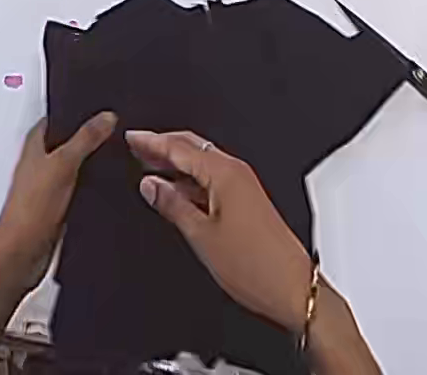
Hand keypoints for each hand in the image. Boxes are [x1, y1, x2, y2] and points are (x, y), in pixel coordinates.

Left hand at [0, 111, 116, 288]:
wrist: (23, 254)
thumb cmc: (30, 209)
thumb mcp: (64, 164)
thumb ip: (86, 138)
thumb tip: (106, 117)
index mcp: (36, 143)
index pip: (58, 117)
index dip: (77, 112)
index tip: (99, 108)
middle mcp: (41, 161)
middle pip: (67, 141)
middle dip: (88, 137)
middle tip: (111, 131)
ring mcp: (48, 184)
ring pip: (74, 165)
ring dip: (90, 163)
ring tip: (113, 156)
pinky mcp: (57, 205)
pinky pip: (78, 189)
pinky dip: (90, 186)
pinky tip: (105, 188)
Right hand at [128, 130, 315, 333]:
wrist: (294, 289)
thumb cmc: (255, 266)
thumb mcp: (201, 235)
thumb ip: (172, 204)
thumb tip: (150, 185)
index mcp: (223, 172)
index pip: (178, 147)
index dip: (152, 141)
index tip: (132, 137)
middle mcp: (234, 171)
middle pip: (191, 147)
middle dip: (162, 145)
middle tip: (137, 147)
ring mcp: (242, 183)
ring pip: (201, 161)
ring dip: (176, 162)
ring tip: (150, 166)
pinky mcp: (246, 197)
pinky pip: (212, 176)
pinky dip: (190, 177)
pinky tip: (176, 189)